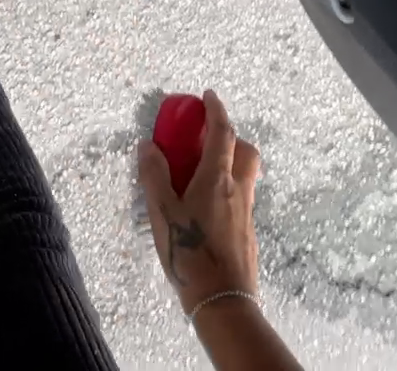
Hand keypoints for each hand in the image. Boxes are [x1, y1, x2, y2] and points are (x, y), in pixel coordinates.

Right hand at [137, 90, 262, 309]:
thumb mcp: (161, 211)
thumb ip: (154, 174)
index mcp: (217, 179)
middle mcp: (238, 191)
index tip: (209, 95)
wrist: (223, 301)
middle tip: (208, 136)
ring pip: (246, 175)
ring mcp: (246, 213)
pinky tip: (204, 204)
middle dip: (232, 136)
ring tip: (201, 170)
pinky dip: (226, 186)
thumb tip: (148, 145)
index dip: (217, 110)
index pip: (223, 133)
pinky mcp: (247, 233)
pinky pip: (240, 196)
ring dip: (230, 161)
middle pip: (247, 152)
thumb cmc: (189, 251)